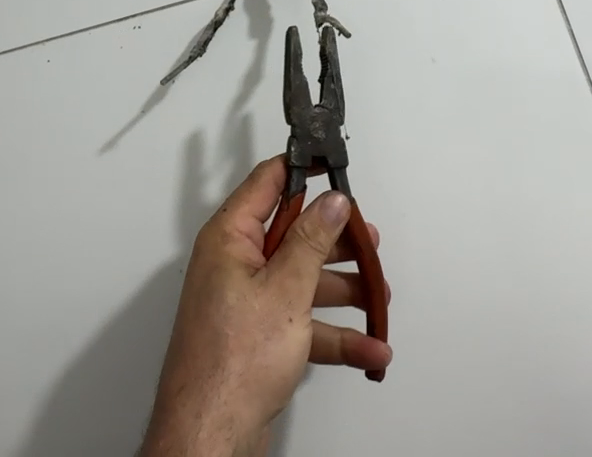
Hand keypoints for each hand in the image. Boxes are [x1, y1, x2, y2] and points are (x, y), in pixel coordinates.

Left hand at [139, 156, 391, 456]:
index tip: (331, 161)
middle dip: (334, 239)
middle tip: (369, 238)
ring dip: (342, 288)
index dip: (301, 168)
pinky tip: (370, 348)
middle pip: (292, 234)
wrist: (211, 432)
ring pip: (302, 279)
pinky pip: (303, 323)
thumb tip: (331, 201)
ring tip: (379, 293)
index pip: (267, 183)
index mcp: (230, 237)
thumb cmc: (231, 360)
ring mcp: (246, 300)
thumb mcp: (284, 291)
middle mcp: (235, 262)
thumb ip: (311, 242)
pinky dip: (336, 334)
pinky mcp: (258, 336)